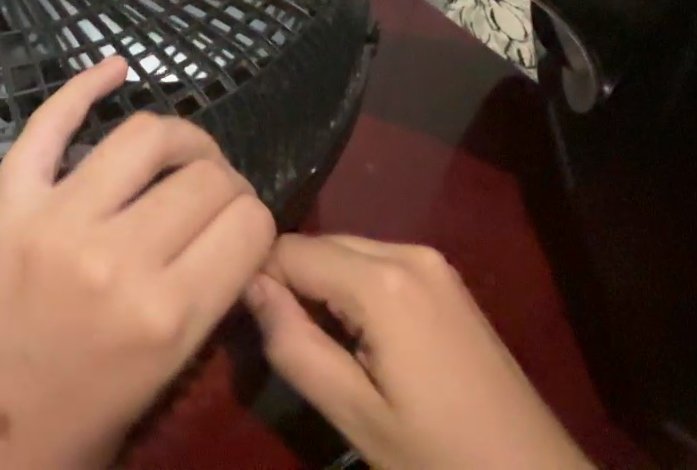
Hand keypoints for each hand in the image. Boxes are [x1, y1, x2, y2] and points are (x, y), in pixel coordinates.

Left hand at [0, 57, 276, 469]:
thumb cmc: (67, 428)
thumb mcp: (161, 382)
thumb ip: (206, 303)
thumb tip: (234, 236)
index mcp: (167, 316)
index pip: (250, 223)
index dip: (255, 221)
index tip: (239, 231)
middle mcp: (118, 258)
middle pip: (209, 176)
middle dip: (224, 182)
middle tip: (210, 199)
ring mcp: (56, 220)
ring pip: (146, 135)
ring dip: (179, 137)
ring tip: (178, 155)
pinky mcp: (7, 200)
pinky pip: (51, 123)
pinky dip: (85, 86)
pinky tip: (114, 69)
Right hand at [244, 234, 592, 469]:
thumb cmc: (441, 458)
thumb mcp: (355, 414)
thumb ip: (294, 345)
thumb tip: (250, 286)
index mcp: (382, 281)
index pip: (290, 250)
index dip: (260, 281)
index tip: (249, 325)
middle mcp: (407, 251)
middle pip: (320, 246)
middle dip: (292, 283)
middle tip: (284, 344)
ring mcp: (433, 262)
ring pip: (347, 253)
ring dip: (322, 288)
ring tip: (321, 347)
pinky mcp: (446, 280)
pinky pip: (378, 266)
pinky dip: (354, 290)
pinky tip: (360, 340)